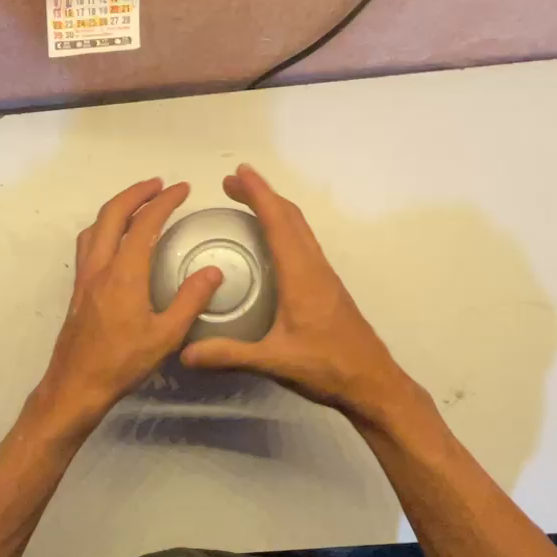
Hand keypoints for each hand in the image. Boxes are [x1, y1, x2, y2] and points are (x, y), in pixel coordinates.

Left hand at [35, 178, 222, 431]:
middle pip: (112, 214)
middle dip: (136, 193)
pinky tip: (114, 241)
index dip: (165, 201)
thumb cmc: (122, 363)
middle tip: (159, 185)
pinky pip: (88, 246)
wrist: (77, 385)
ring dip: (116, 208)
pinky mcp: (77, 291)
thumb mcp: (166, 336)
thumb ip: (190, 301)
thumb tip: (212, 272)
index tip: (183, 190)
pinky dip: (103, 229)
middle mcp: (99, 267)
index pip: (145, 224)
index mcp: (124, 274)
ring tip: (136, 205)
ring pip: (95, 227)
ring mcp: (84, 278)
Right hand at [180, 164, 409, 416]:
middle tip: (232, 183)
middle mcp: (315, 268)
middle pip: (291, 218)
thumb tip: (185, 352)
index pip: (278, 223)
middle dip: (263, 195)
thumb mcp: (273, 362)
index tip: (237, 174)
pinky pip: (303, 246)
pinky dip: (284, 231)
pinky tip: (270, 247)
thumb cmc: (327, 368)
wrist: (371, 383)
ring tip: (249, 206)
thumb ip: (229, 355)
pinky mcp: (326, 290)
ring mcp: (324, 278)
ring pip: (300, 230)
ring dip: (276, 210)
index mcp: (302, 276)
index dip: (258, 194)